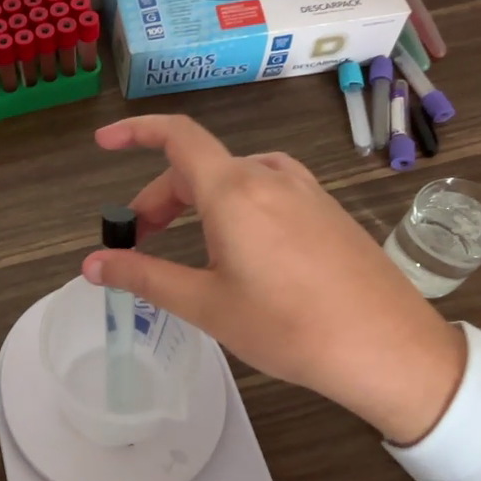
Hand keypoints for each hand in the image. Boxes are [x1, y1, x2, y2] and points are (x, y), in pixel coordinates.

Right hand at [81, 115, 465, 443]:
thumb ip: (143, 276)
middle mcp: (269, 175)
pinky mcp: (326, 209)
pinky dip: (232, 208)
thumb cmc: (289, 327)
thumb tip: (90, 264)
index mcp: (234, 190)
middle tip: (140, 243)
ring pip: (232, 179)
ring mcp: (304, 189)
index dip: (135, 131)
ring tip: (189, 250)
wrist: (390, 350)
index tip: (103, 141)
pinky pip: (264, 191)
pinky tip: (240, 252)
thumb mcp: (206, 305)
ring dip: (197, 204)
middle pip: (198, 167)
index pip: (175, 135)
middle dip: (160, 199)